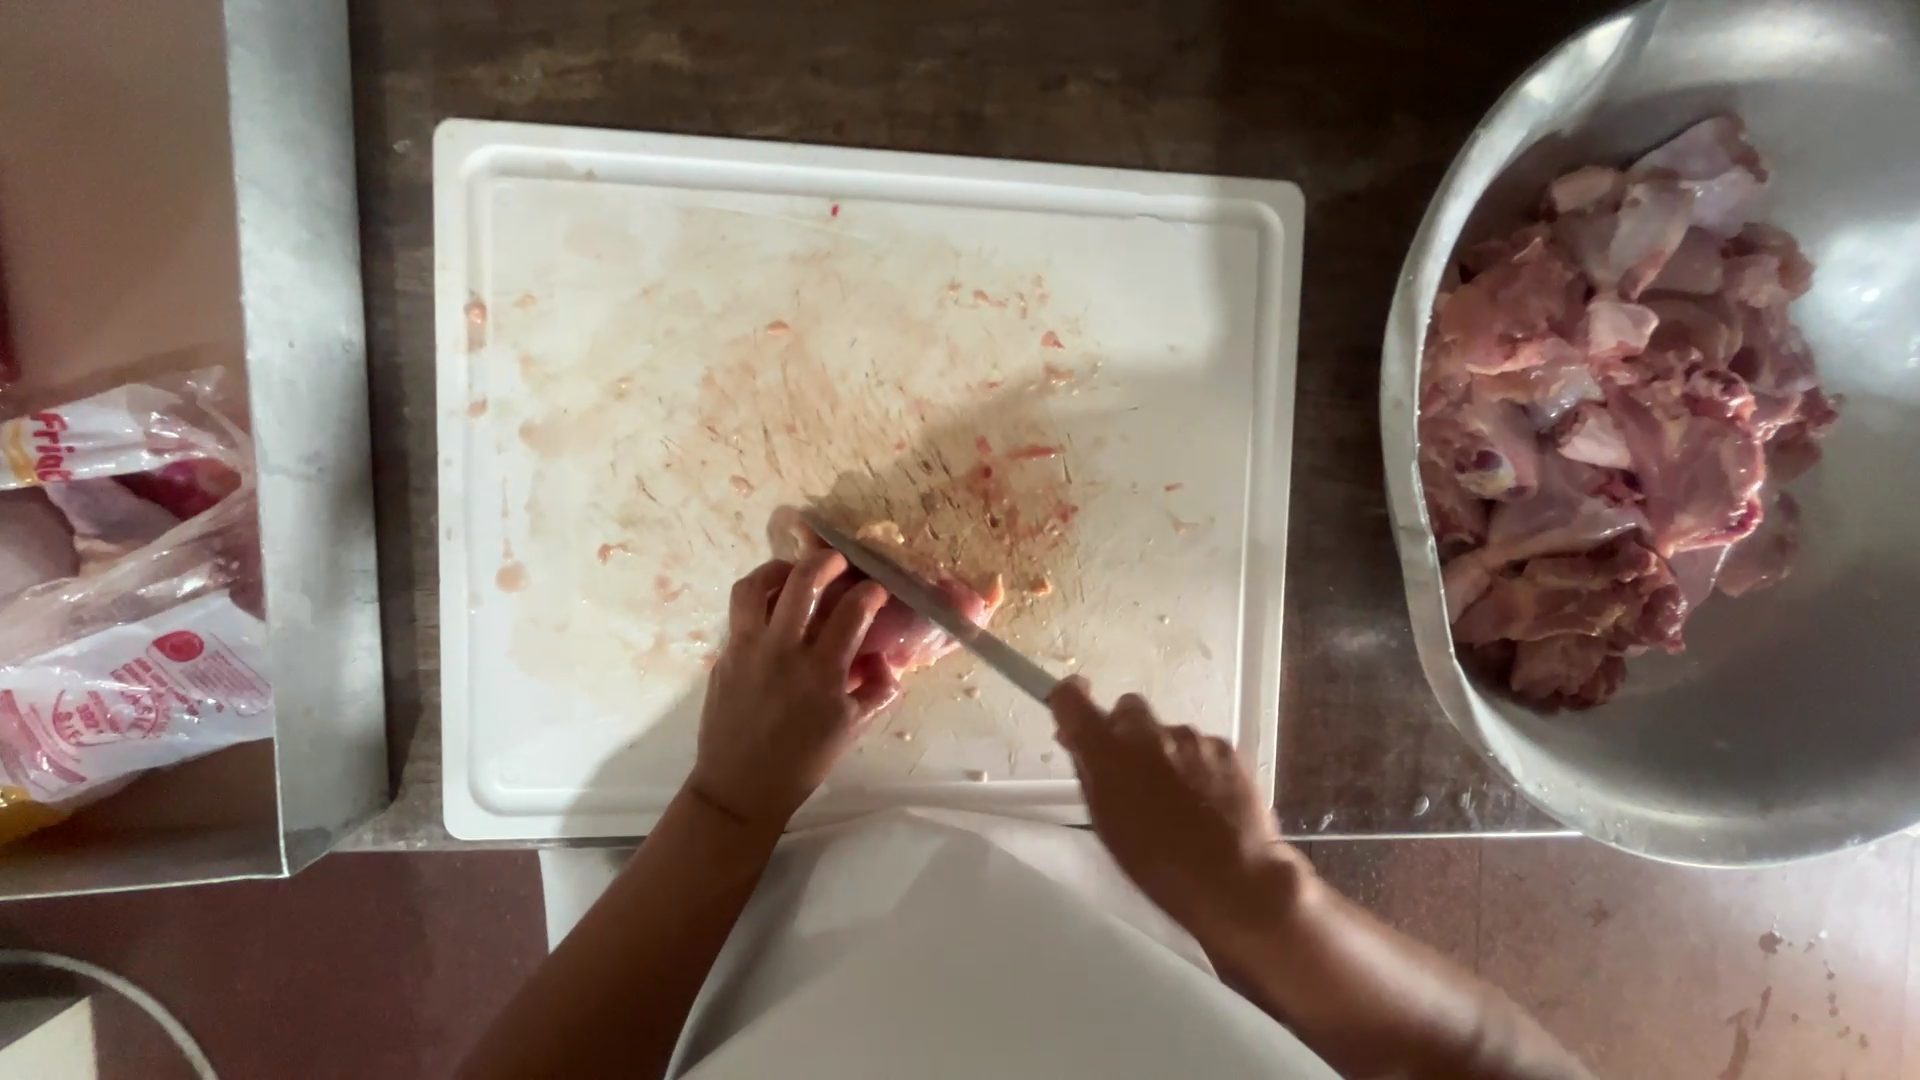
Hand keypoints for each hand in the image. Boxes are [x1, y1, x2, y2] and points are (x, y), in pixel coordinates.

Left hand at [689, 552, 899, 833]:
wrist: (740, 787)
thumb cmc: (803, 761)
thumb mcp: (852, 729)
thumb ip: (879, 690)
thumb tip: (889, 661)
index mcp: (821, 670)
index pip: (853, 611)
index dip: (870, 592)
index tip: (877, 589)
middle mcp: (782, 650)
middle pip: (803, 580)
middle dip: (827, 561)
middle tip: (840, 560)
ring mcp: (747, 649)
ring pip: (756, 586)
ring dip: (780, 569)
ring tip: (795, 572)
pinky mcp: (724, 655)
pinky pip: (740, 613)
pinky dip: (760, 601)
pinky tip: (774, 611)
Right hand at [1049, 681, 1310, 960]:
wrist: (1236, 880)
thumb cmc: (1157, 864)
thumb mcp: (1104, 822)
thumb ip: (1089, 771)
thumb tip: (1076, 740)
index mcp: (1108, 751)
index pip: (1071, 698)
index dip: (1069, 699)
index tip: (1073, 713)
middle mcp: (1147, 732)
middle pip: (1126, 709)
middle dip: (1124, 733)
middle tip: (1131, 772)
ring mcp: (1190, 736)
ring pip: (1166, 731)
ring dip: (1163, 752)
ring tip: (1177, 798)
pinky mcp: (1225, 746)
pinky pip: (1199, 745)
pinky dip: (1196, 764)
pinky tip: (1206, 800)